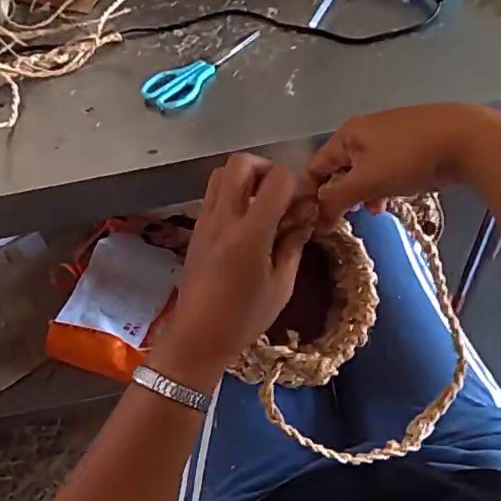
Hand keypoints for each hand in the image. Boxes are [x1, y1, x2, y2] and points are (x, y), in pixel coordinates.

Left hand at [155, 155, 313, 383]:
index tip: (303, 206)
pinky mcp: (196, 230)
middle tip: (280, 194)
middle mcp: (224, 219)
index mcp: (250, 234)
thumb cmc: (244, 317)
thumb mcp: (281, 285)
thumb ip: (293, 245)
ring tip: (262, 204)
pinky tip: (245, 221)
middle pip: (241, 163)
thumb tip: (303, 219)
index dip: (296, 185)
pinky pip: (212, 195)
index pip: (277, 181)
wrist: (198, 336)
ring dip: (245, 178)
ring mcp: (205, 222)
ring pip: (221, 173)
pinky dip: (231, 194)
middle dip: (267, 168)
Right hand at [305, 103, 500, 220]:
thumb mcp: (366, 182)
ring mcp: (389, 137)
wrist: (465, 139)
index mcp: (348, 134)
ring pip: (364, 172)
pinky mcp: (410, 146)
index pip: (315, 167)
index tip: (313, 221)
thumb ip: (336, 200)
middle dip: (339, 196)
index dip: (311, 195)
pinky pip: (385, 171)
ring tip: (372, 212)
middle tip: (345, 219)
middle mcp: (364, 132)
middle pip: (339, 170)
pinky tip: (390, 201)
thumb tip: (318, 218)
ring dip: (362, 195)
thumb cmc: (407, 159)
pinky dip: (382, 187)